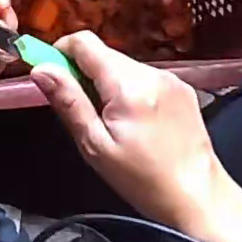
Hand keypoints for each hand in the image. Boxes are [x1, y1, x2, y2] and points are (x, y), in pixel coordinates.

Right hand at [32, 32, 241, 241]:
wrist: (200, 198)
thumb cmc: (144, 180)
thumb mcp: (95, 146)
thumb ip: (68, 102)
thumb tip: (41, 69)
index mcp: (127, 85)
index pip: (83, 42)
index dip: (60, 52)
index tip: (52, 76)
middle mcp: (151, 73)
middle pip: (102, 53)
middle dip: (83, 73)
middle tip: (81, 110)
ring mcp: (169, 78)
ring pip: (120, 64)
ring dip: (106, 82)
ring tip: (110, 120)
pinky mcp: (180, 87)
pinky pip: (141, 75)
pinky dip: (127, 88)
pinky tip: (133, 120)